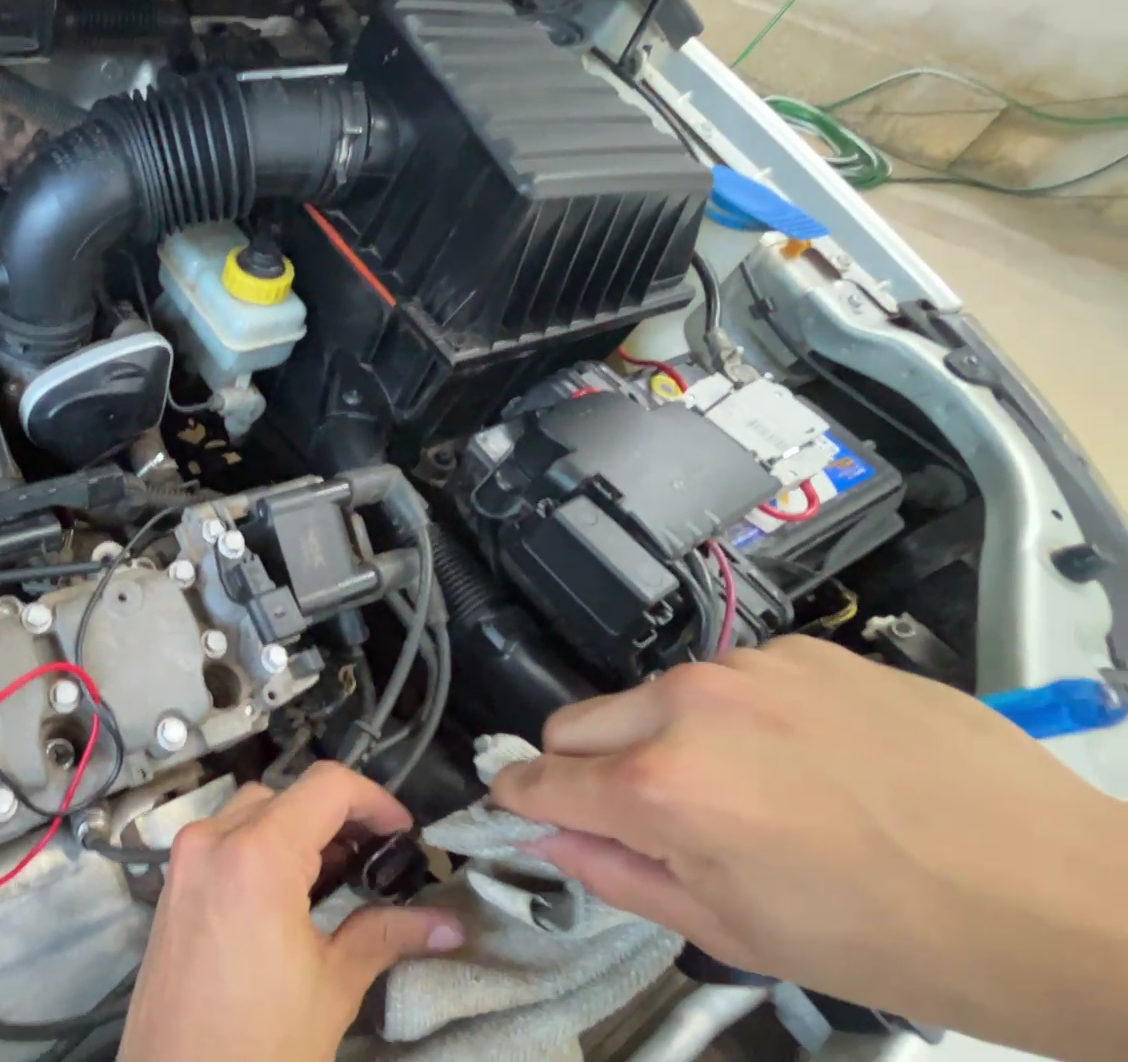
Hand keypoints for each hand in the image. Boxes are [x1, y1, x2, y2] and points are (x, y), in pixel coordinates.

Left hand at [121, 762, 463, 1060]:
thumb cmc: (260, 1045)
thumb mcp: (333, 986)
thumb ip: (387, 936)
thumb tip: (448, 924)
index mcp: (256, 854)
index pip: (326, 786)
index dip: (374, 799)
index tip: (403, 832)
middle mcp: (212, 839)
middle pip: (288, 794)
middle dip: (338, 816)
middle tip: (378, 855)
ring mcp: (185, 860)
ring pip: (252, 811)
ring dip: (299, 827)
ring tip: (339, 870)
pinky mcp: (173, 884)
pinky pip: (223, 839)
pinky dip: (262, 845)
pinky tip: (291, 889)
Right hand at [493, 636, 1127, 1061]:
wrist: (1072, 902)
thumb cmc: (891, 941)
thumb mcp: (730, 932)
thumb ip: (611, 874)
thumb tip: (545, 835)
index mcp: (661, 788)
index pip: (536, 776)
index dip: (520, 799)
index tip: (524, 810)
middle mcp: (686, 707)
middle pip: (572, 722)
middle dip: (586, 768)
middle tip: (650, 814)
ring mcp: (746, 669)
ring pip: (647, 697)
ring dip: (662, 738)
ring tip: (746, 786)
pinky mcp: (800, 651)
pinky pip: (724, 680)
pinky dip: (734, 716)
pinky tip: (805, 757)